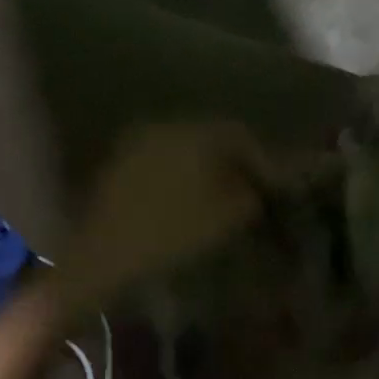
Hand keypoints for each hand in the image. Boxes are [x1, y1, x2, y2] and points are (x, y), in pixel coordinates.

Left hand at [59, 121, 275, 301]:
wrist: (104, 251)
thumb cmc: (171, 232)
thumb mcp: (223, 219)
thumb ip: (247, 198)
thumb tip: (254, 190)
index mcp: (195, 134)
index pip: (240, 134)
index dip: (262, 159)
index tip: (274, 184)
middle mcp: (165, 127)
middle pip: (210, 136)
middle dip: (233, 161)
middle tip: (250, 188)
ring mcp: (137, 142)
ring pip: (184, 148)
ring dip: (205, 168)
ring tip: (220, 197)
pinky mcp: (119, 163)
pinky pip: (161, 161)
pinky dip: (180, 176)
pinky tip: (186, 201)